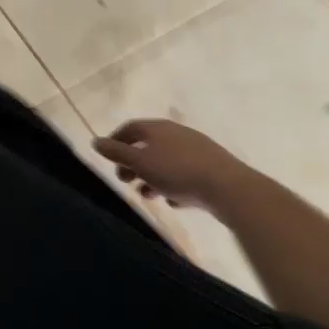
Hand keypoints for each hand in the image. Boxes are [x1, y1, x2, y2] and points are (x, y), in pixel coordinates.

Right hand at [94, 118, 252, 211]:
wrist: (233, 190)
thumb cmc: (177, 171)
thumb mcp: (139, 162)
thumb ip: (116, 152)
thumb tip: (95, 141)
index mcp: (158, 128)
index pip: (130, 128)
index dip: (116, 141)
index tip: (109, 158)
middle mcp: (177, 134)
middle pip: (148, 146)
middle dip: (134, 164)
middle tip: (126, 181)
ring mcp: (199, 151)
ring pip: (168, 162)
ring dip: (154, 177)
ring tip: (149, 196)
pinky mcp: (216, 170)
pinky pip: (187, 174)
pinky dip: (176, 185)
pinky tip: (174, 201)